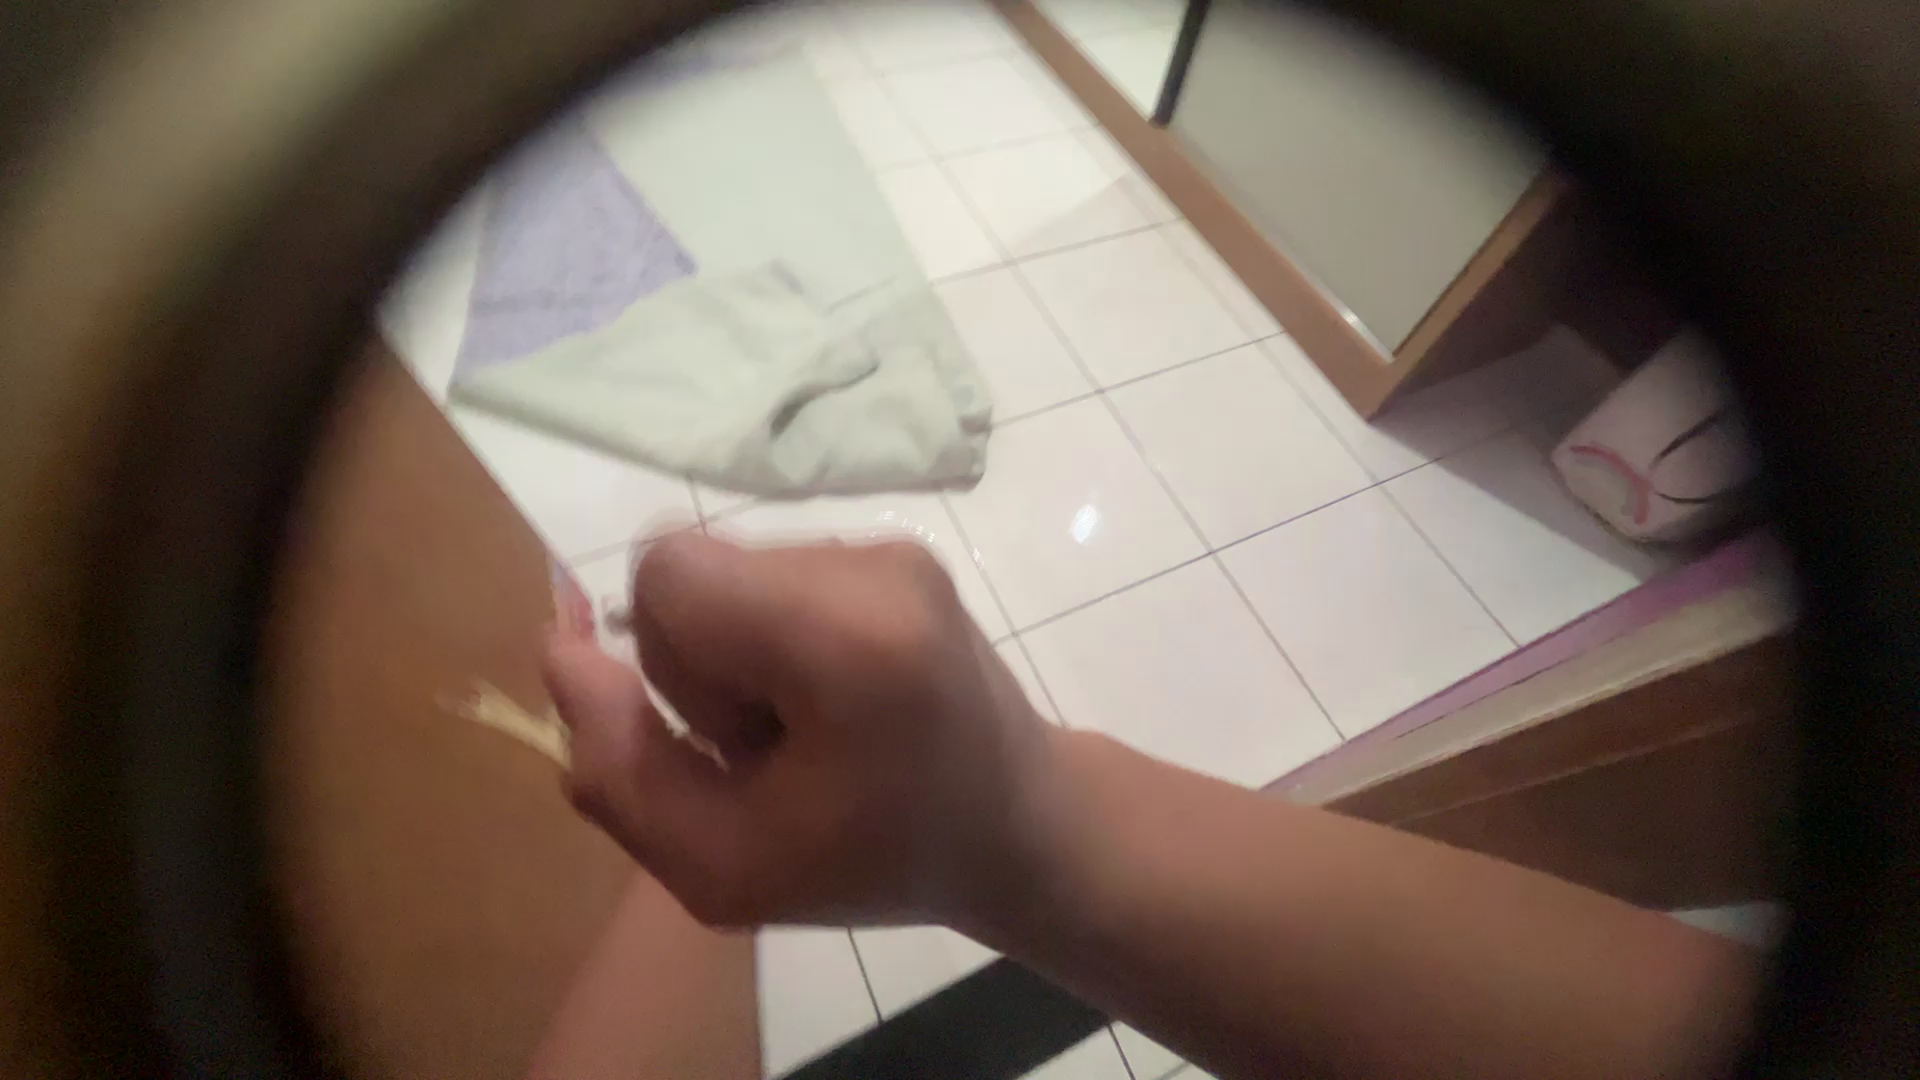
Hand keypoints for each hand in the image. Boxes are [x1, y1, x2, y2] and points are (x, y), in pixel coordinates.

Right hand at [542, 530, 1059, 928]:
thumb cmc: (877, 858)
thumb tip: (560, 640)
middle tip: (777, 737)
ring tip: (815, 717)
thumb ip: (618, 764)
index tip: (731, 730)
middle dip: (705, 657)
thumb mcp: (724, 864)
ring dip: (745, 646)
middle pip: (698, 565)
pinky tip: (842, 687)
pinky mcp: (907, 549)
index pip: (669, 570)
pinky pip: (787, 569)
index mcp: (845, 634)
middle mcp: (875, 563)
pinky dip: (786, 628)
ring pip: (739, 567)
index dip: (668, 657)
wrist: (1016, 818)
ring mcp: (897, 546)